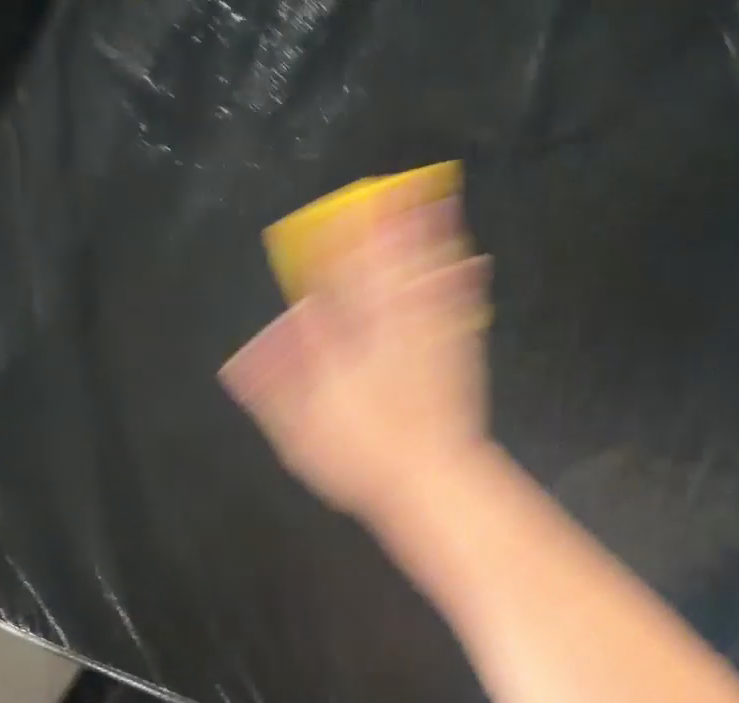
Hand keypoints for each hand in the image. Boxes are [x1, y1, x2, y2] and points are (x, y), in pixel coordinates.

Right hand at [221, 192, 493, 517]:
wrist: (430, 478)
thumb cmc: (361, 455)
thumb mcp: (303, 425)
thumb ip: (279, 380)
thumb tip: (265, 339)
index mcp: (353, 340)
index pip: (339, 281)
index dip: (334, 246)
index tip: (332, 215)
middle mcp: (394, 329)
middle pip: (389, 267)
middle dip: (388, 227)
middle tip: (392, 188)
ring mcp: (432, 340)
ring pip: (428, 277)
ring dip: (430, 238)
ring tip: (437, 200)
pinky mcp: (461, 357)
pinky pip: (463, 307)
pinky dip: (464, 280)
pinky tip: (473, 263)